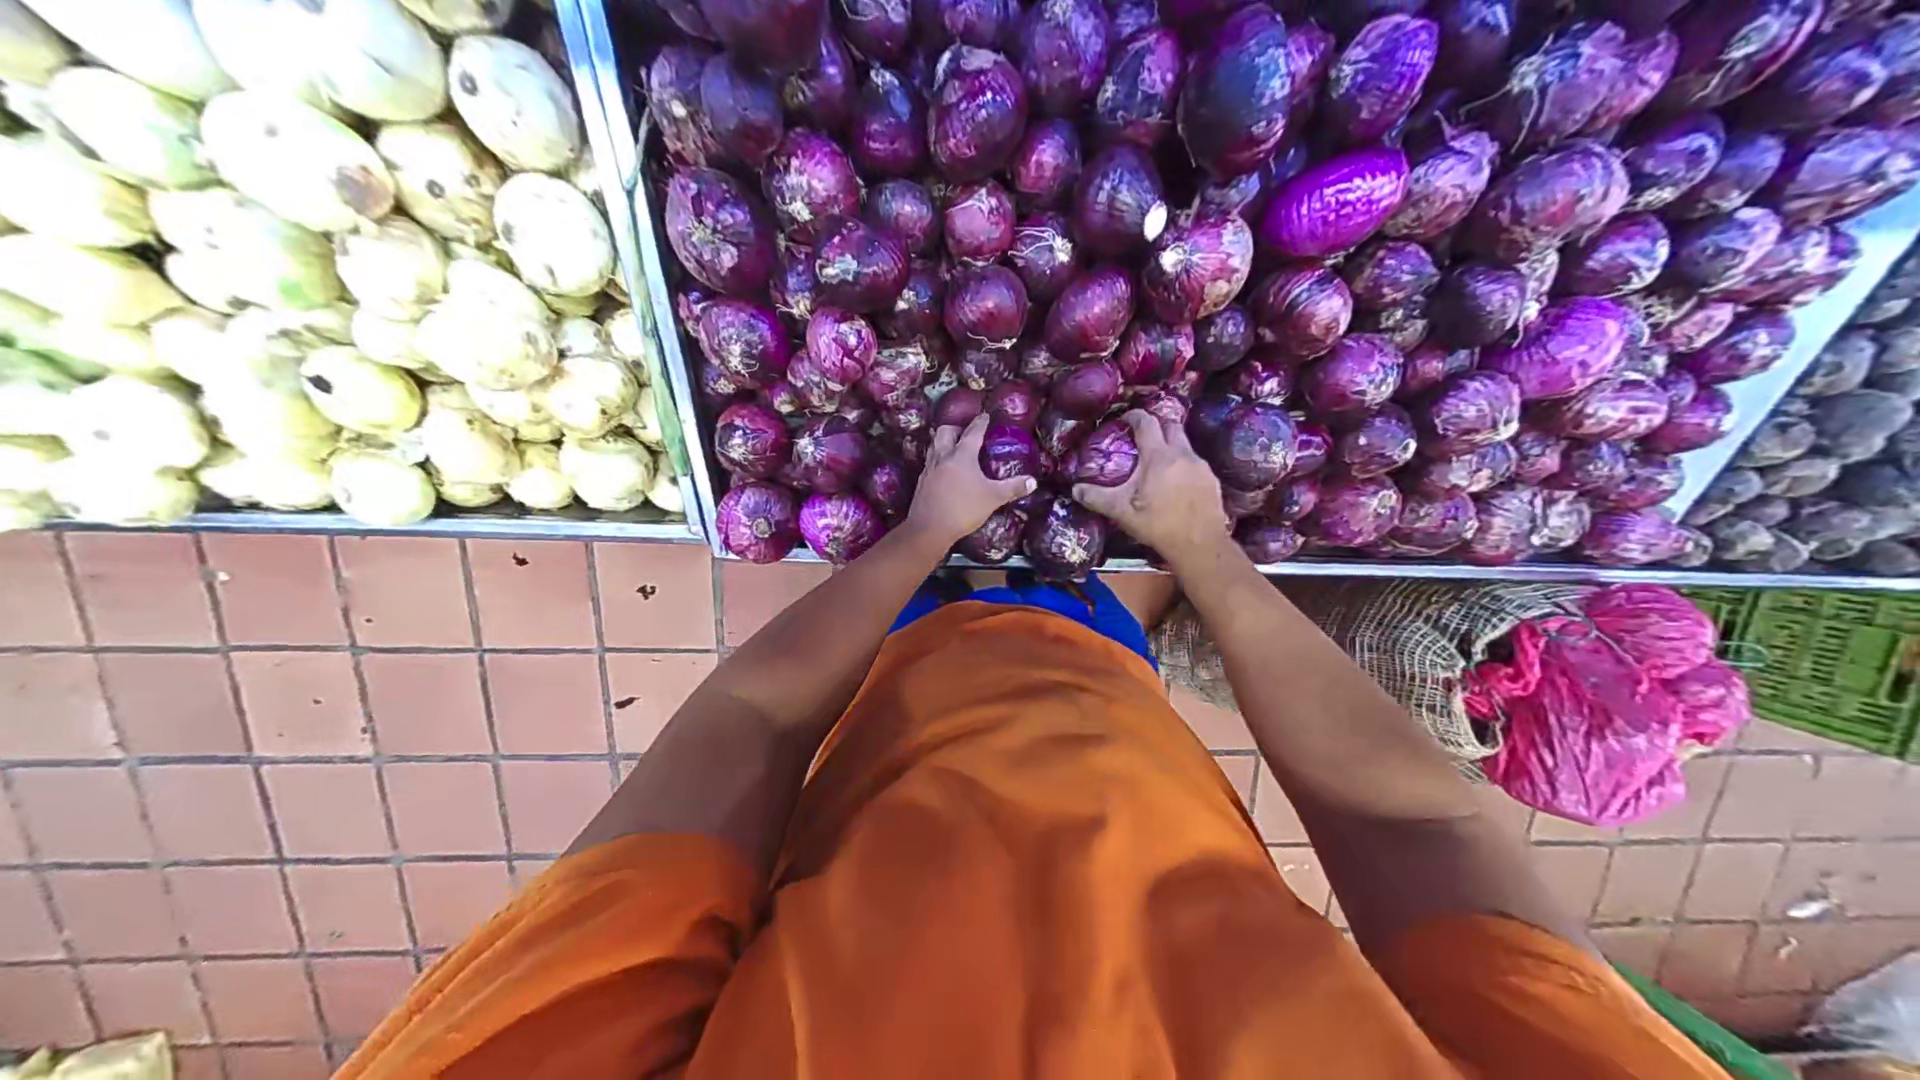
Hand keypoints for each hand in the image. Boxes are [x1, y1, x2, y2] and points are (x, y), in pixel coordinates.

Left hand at [907, 413, 1036, 547]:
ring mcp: (929, 468)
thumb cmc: (964, 508)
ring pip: (934, 445)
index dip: (980, 423)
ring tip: (953, 446)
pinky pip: (929, 462)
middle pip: (946, 431)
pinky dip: (937, 459)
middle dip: (956, 427)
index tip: (985, 416)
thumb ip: (1013, 488)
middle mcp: (943, 456)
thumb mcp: (993, 498)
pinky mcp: (921, 481)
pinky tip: (943, 470)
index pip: (973, 432)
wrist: (929, 528)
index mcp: (962, 455)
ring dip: (943, 441)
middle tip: (966, 432)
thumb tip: (1032, 482)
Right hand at [1072, 410, 1229, 569]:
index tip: (1126, 418)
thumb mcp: (1122, 512)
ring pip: (1185, 444)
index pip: (1147, 423)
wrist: (1199, 545)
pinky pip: (1195, 463)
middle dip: (1157, 426)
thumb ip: (1097, 498)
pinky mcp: (1212, 480)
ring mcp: (1201, 466)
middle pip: (1171, 426)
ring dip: (1171, 446)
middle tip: (1143, 436)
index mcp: (1159, 457)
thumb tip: (1076, 490)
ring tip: (1158, 461)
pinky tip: (1176, 482)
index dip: (1135, 416)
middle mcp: (1182, 454)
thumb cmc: (1158, 525)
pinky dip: (1183, 465)